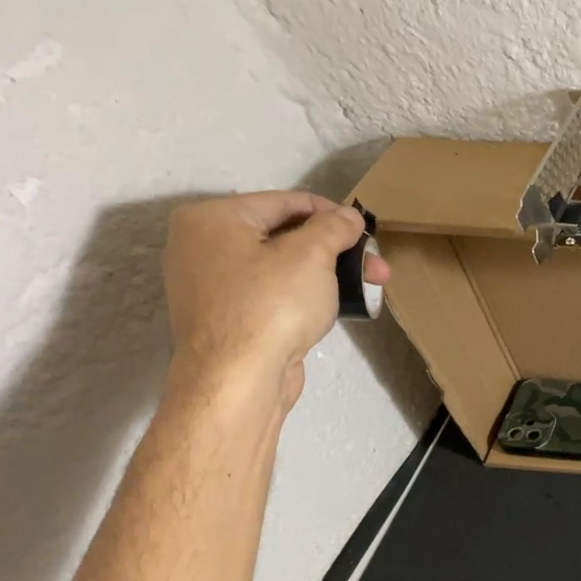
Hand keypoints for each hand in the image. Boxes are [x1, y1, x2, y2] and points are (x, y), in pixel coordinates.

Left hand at [162, 191, 390, 409]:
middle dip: (336, 250)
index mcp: (213, 219)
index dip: (330, 212)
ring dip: (328, 274)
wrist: (237, 378)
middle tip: (377, 267)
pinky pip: (272, 292)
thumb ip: (333, 228)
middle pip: (284, 235)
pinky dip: (305, 294)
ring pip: (282, 266)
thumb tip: (347, 215)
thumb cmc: (271, 306)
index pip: (283, 201)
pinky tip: (335, 307)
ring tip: (368, 289)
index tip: (366, 231)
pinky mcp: (227, 315)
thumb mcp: (311, 257)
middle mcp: (203, 245)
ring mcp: (212, 283)